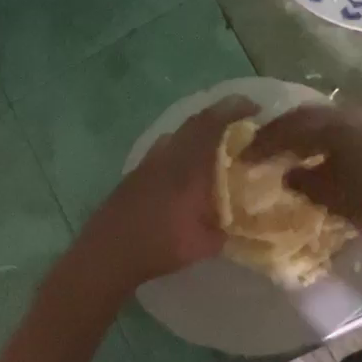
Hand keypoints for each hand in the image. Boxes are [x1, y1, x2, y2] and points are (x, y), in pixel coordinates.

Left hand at [79, 96, 257, 285]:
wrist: (107, 254)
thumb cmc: (158, 248)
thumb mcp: (204, 244)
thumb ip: (225, 229)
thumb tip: (240, 223)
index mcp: (187, 168)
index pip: (211, 124)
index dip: (233, 109)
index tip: (254, 107)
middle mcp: (166, 157)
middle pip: (193, 123)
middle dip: (219, 117)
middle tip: (240, 122)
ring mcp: (146, 164)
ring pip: (176, 137)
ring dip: (197, 134)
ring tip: (215, 148)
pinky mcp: (133, 176)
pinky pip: (163, 152)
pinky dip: (180, 151)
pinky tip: (185, 172)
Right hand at [243, 105, 361, 257]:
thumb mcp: (333, 199)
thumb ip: (304, 182)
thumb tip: (289, 174)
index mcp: (339, 123)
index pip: (291, 124)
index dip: (265, 141)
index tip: (245, 155)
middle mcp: (361, 113)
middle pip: (314, 117)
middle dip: (288, 133)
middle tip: (266, 150)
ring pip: (338, 124)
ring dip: (314, 138)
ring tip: (295, 157)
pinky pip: (357, 134)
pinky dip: (336, 145)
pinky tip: (331, 163)